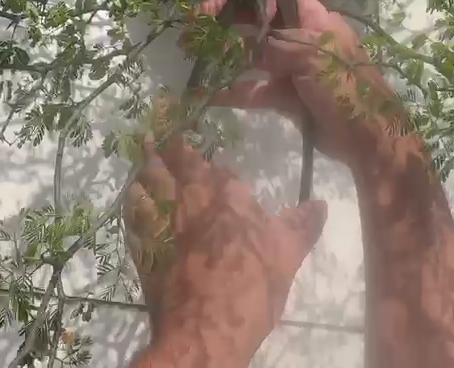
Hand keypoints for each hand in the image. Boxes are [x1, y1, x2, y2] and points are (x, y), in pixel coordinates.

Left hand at [125, 130, 327, 367]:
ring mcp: (166, 221)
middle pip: (180, 164)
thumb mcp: (287, 257)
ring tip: (144, 148)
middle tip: (160, 123)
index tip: (210, 152)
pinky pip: (134, 212)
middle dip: (172, 145)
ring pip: (152, 181)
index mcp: (230, 196)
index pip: (219, 170)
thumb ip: (301, 227)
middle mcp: (195, 199)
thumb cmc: (252, 289)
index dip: (211, 163)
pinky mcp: (145, 246)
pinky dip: (133, 198)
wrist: (205, 331)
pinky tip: (132, 194)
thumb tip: (321, 204)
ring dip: (148, 163)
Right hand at [199, 0, 419, 180]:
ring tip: (195, 59)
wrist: (369, 139)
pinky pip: (257, 90)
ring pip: (254, 59)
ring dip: (226, 59)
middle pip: (261, 27)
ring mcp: (295, 69)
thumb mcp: (312, 57)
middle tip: (193, 29)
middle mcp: (303, 40)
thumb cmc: (346, 87)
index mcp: (316, 20)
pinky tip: (208, 95)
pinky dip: (235, 92)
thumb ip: (276, 45)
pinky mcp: (289, 98)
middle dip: (228, 27)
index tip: (216, 5)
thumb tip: (247, 42)